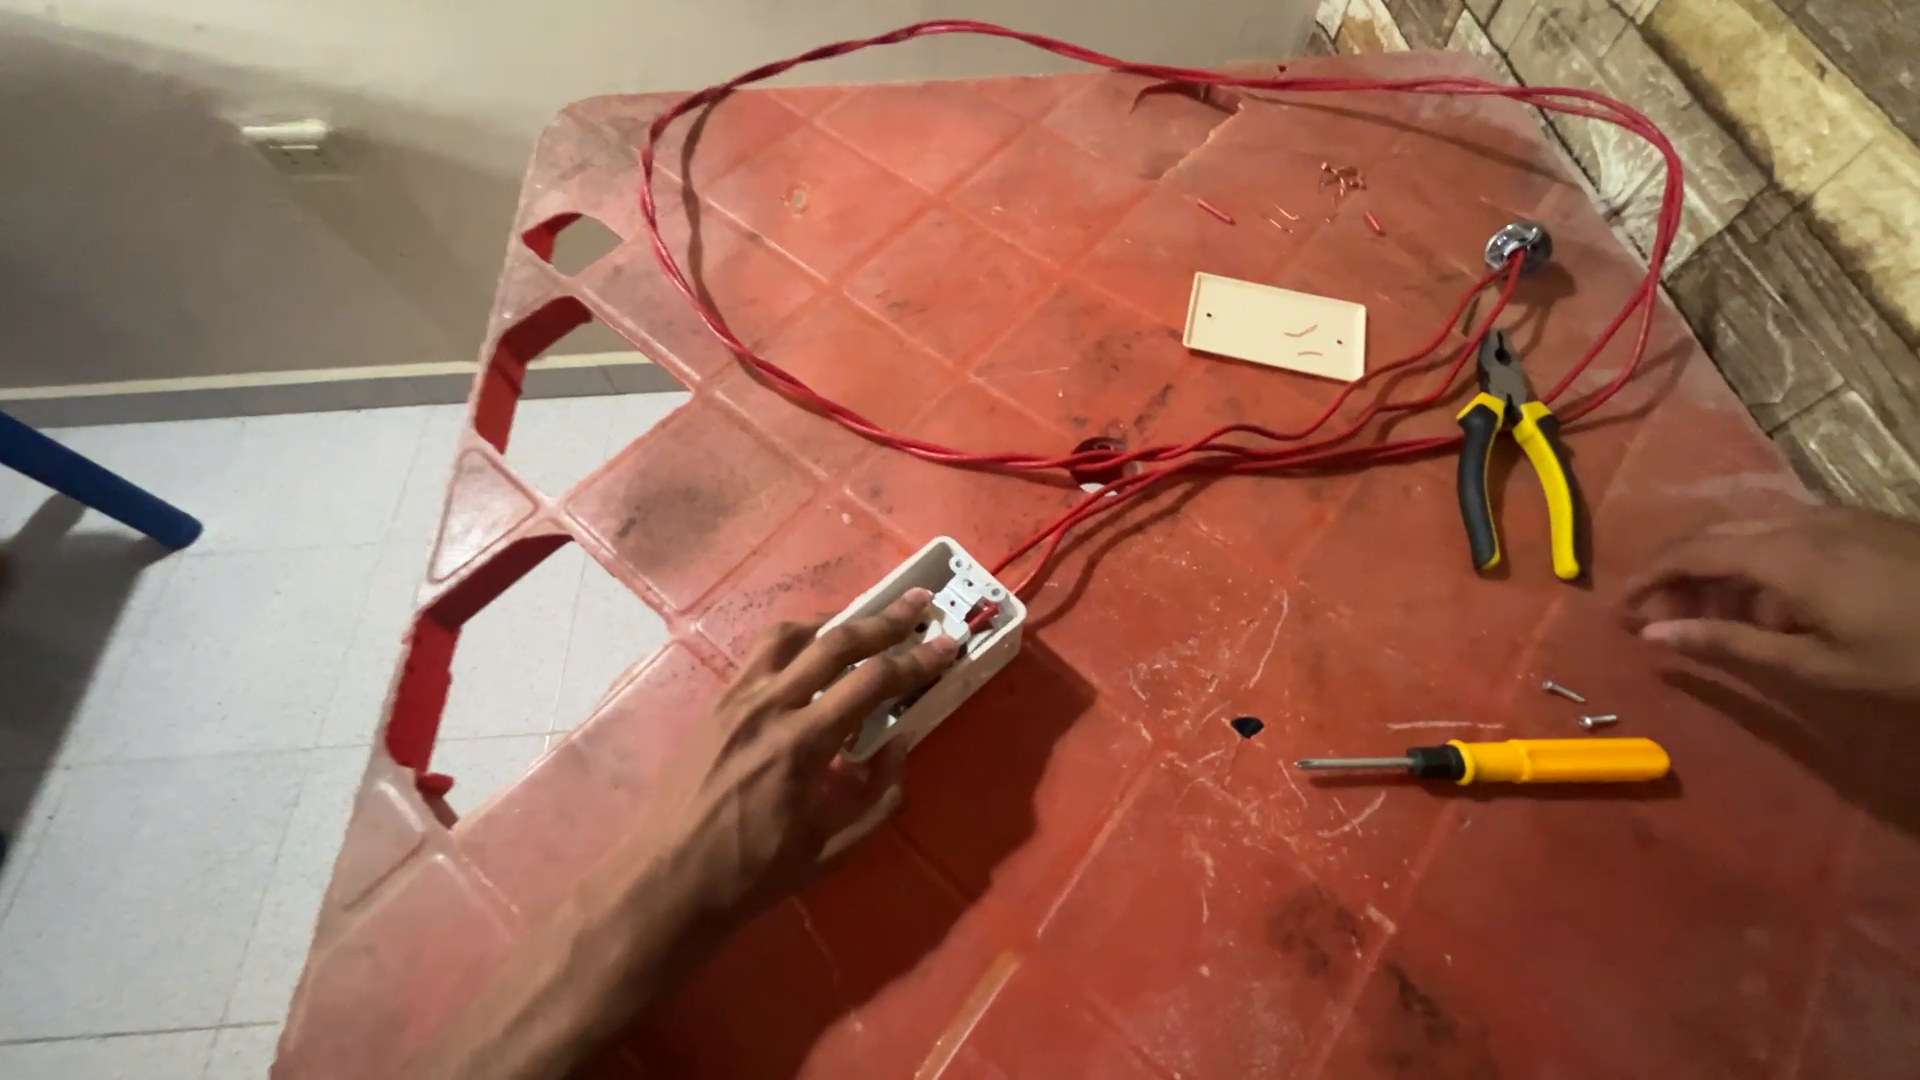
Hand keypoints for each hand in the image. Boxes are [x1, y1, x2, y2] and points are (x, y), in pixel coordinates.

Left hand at [662, 588, 956, 923]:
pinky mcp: (718, 700)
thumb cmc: (753, 872)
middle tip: (919, 603)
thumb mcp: (833, 849)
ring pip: (793, 634)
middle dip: (886, 620)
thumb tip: (899, 743)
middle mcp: (771, 707)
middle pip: (837, 642)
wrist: (666, 879)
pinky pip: (762, 652)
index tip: (946, 645)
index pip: (872, 683)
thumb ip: (880, 796)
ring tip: (865, 618)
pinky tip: (812, 647)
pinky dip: (797, 637)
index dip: (917, 661)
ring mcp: (739, 698)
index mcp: (803, 745)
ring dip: (837, 620)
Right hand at [1620, 506, 1919, 700]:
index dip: (1643, 581)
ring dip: (1714, 571)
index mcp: (1783, 554)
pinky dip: (1756, 564)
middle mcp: (1801, 523)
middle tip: (1656, 617)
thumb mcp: (1823, 665)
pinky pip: (1787, 534)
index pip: (1685, 555)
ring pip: (1746, 534)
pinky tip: (1773, 601)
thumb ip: (1729, 644)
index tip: (1618, 614)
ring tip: (1711, 616)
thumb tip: (1652, 633)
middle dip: (1673, 576)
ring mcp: (1839, 520)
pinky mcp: (1869, 526)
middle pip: (1710, 538)